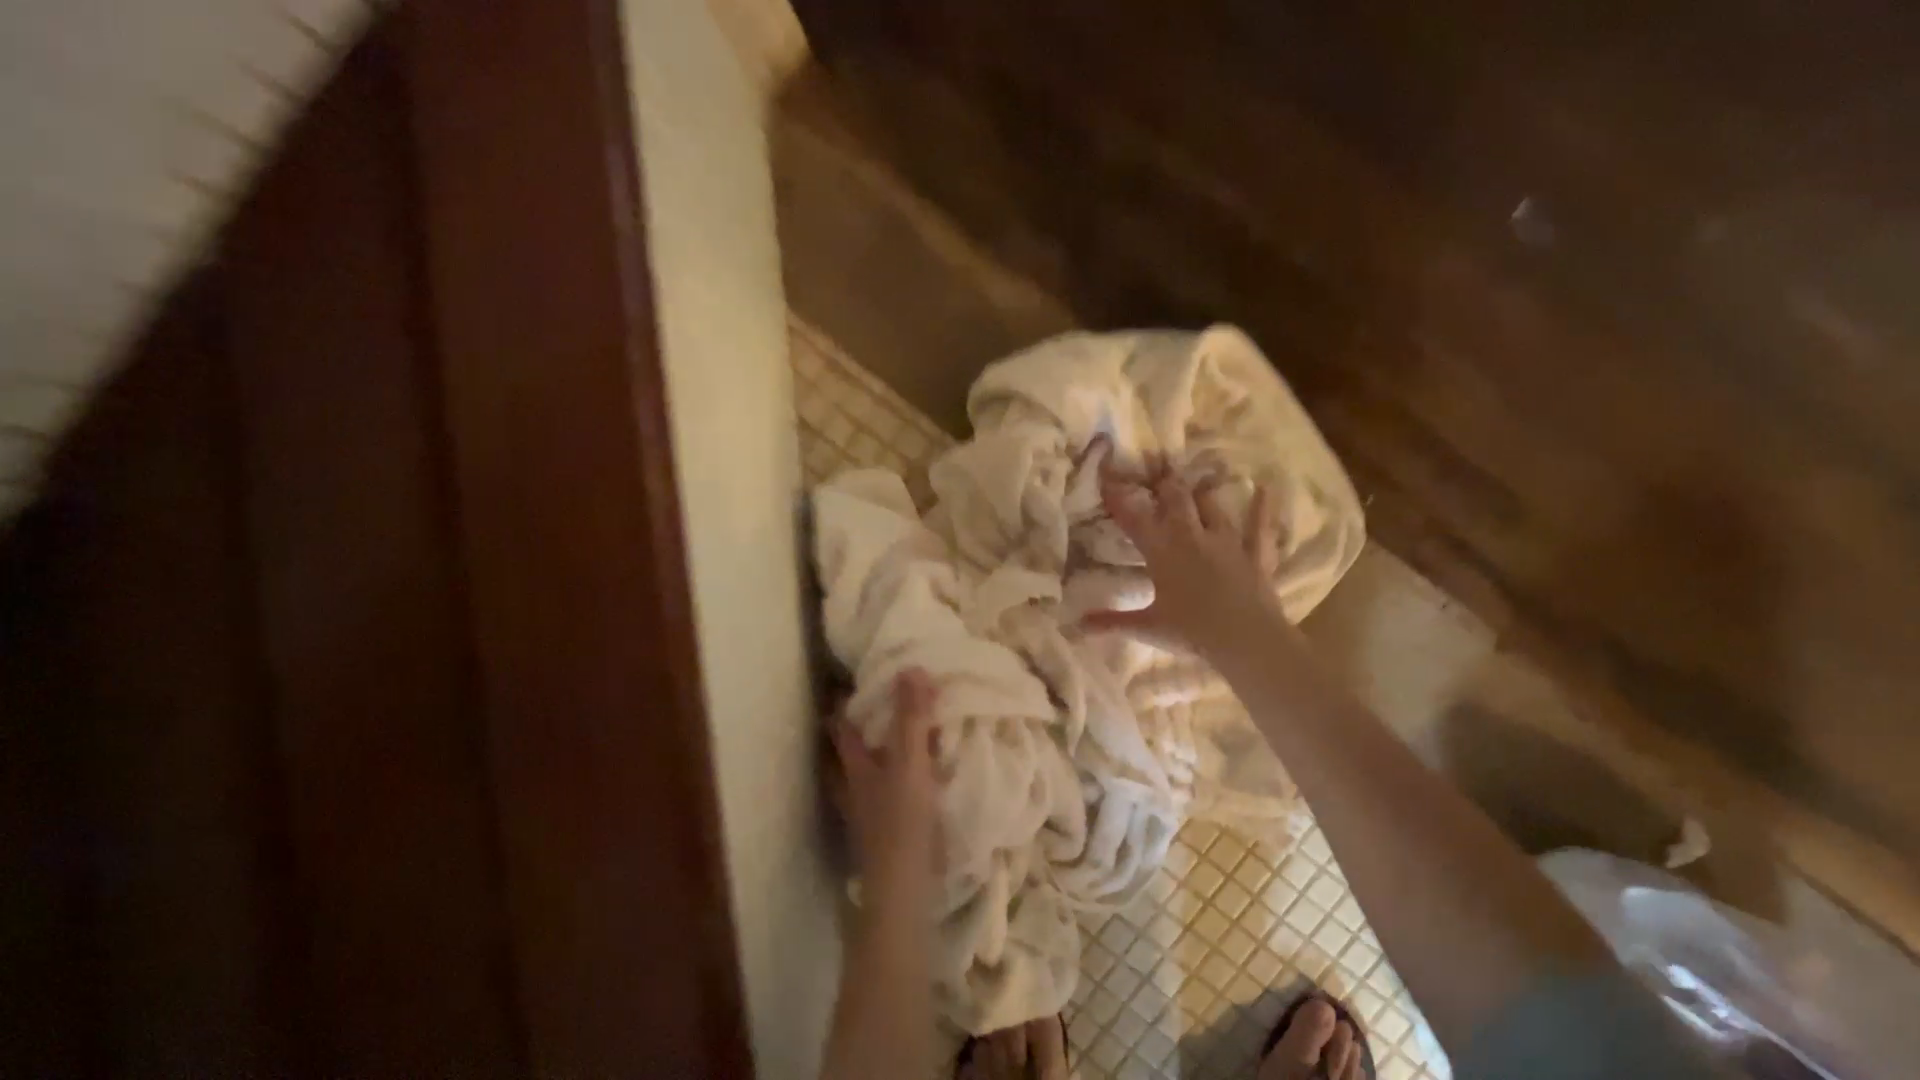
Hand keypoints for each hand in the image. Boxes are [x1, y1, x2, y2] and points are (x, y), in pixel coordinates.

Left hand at [832, 669, 941, 895]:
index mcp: (854, 768)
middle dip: (852, 733)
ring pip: (860, 780)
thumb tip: (911, 668)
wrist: (902, 889)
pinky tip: (911, 787)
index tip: (853, 683)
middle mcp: (853, 789)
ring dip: (871, 762)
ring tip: (891, 745)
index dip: (843, 705)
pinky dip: (891, 788)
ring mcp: (865, 816)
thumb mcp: (911, 763)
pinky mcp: (883, 836)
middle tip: (870, 710)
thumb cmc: (902, 821)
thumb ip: (912, 718)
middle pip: (843, 755)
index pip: (840, 728)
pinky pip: (882, 801)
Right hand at [1082, 455, 1289, 658]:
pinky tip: (1266, 489)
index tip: (1106, 476)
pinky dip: (1262, 508)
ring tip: (1197, 477)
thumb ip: (1112, 622)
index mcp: (1161, 551)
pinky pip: (1259, 525)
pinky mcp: (1255, 553)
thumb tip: (1077, 626)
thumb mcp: (1147, 628)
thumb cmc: (1191, 632)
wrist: (1244, 637)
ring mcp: (1225, 541)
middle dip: (1165, 484)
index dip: (1118, 497)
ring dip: (1202, 492)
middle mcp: (1191, 536)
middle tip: (1159, 468)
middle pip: (1176, 499)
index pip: (1134, 518)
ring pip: (1211, 506)